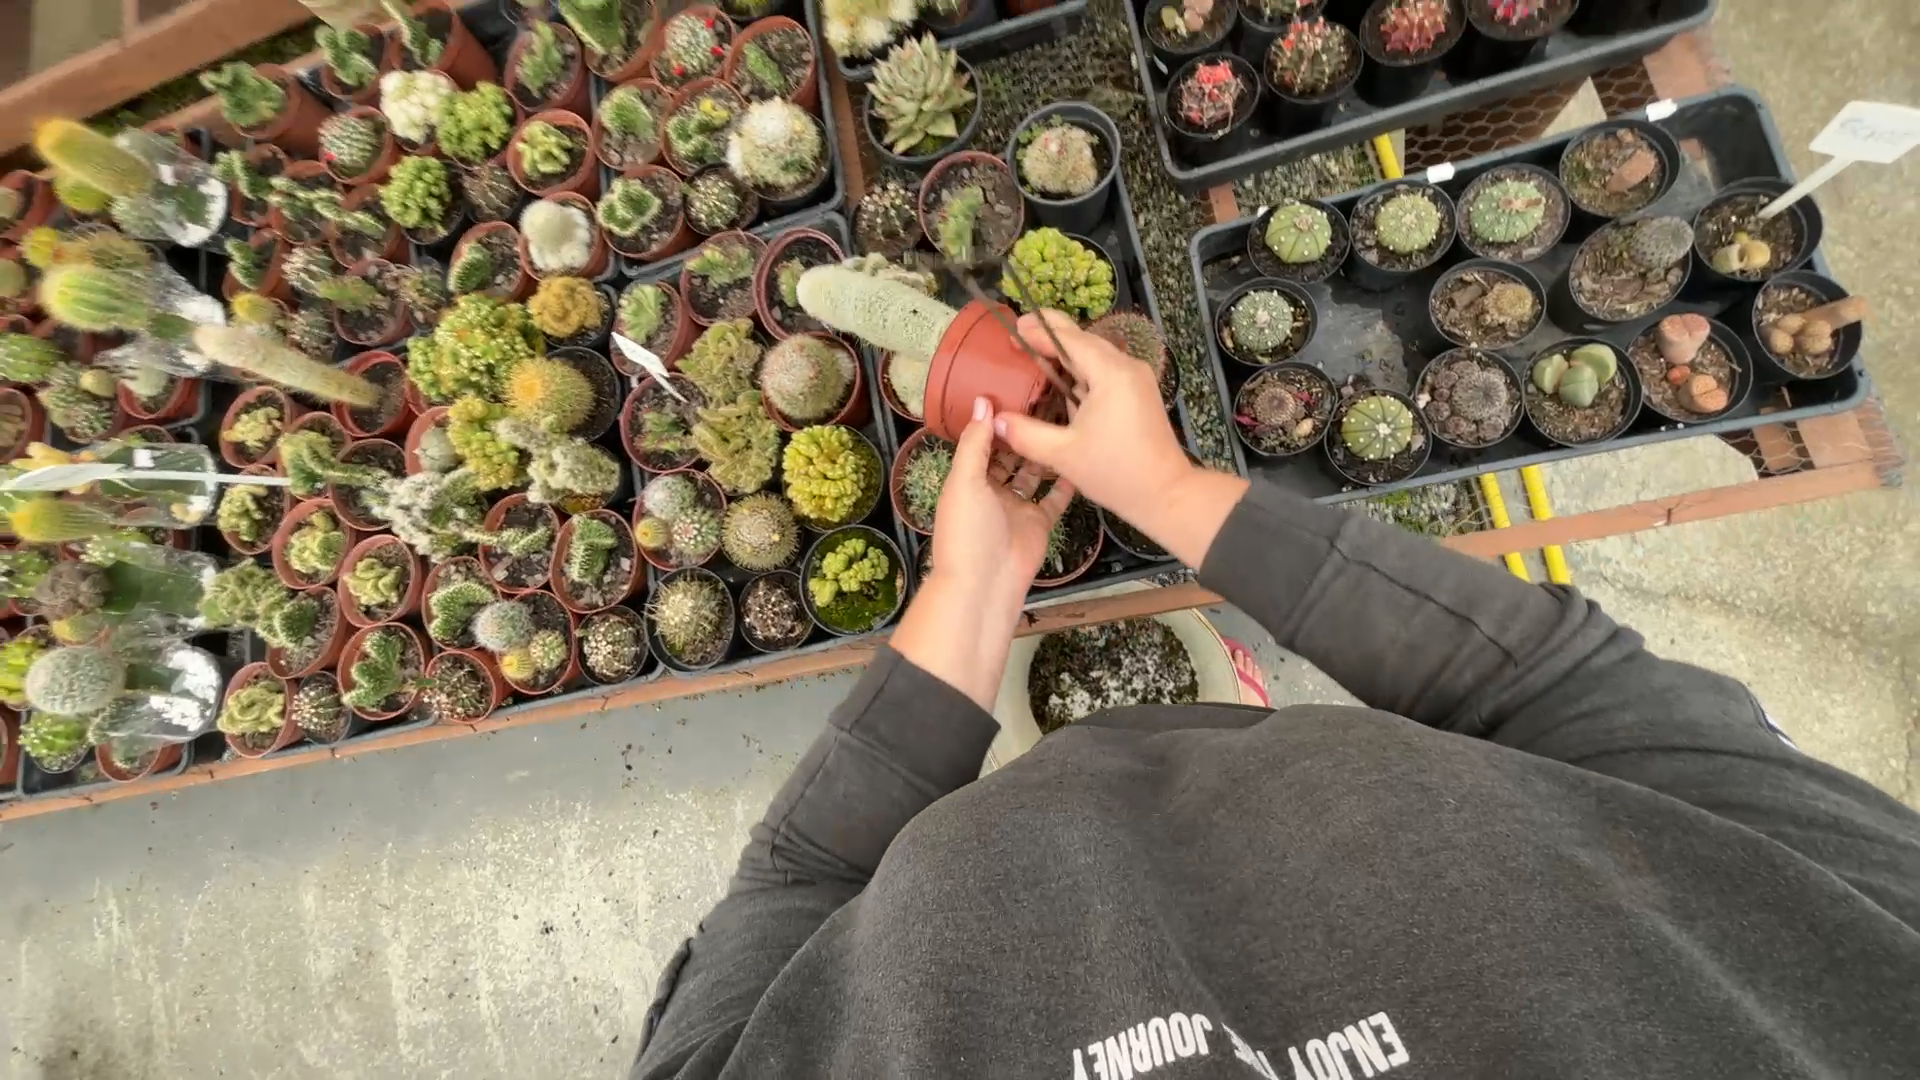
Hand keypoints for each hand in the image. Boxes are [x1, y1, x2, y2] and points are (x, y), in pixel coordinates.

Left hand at [889, 395, 1073, 709]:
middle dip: (1024, 432)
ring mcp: (1017, 507)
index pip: (982, 442)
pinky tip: (1078, 458)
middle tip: (1048, 400)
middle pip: (1010, 456)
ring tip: (1066, 420)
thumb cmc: (967, 531)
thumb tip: (981, 401)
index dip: (997, 419)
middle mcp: (991, 491)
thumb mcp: (964, 480)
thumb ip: (976, 441)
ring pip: (1033, 473)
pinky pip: (1054, 498)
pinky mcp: (1039, 522)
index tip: (1016, 390)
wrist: (985, 582)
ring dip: (1045, 451)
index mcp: (967, 479)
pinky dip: (1065, 482)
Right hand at [993, 311, 1193, 525]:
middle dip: (1051, 335)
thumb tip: (994, 421)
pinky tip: (1061, 383)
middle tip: (1019, 333)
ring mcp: (1136, 380)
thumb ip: (1025, 434)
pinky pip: (1104, 373)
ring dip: (1065, 355)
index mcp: (1110, 374)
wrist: (1165, 493)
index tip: (1014, 328)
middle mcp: (1127, 367)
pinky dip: (1080, 372)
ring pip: (1095, 356)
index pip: (1069, 339)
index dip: (1040, 331)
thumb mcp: (1063, 455)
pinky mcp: (1138, 394)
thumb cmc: (1115, 472)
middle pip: (1084, 340)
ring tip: (1034, 356)